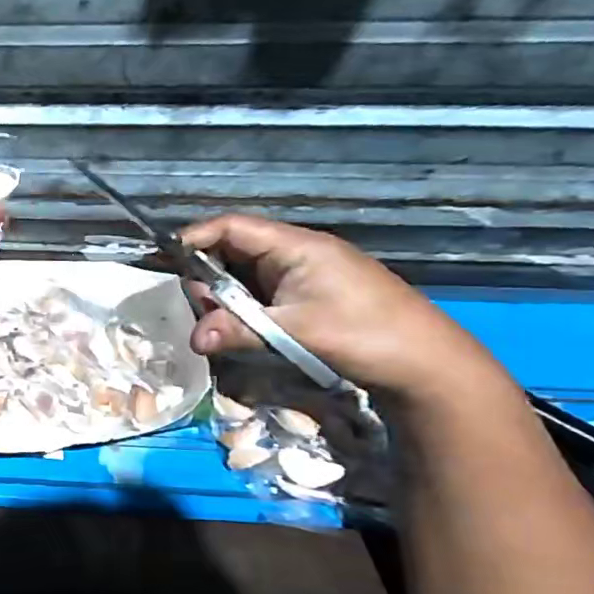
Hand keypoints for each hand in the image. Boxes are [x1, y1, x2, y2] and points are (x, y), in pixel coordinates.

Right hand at [180, 214, 504, 397]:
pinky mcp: (309, 296)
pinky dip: (241, 306)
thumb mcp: (295, 332)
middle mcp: (299, 253)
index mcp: (298, 247)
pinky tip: (237, 327)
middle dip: (205, 274)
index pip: (232, 227)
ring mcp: (305, 275)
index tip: (163, 259)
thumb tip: (192, 339)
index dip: (194, 238)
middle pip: (233, 249)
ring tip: (217, 323)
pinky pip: (260, 291)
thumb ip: (238, 331)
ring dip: (223, 295)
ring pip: (244, 273)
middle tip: (197, 307)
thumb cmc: (367, 336)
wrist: (430, 366)